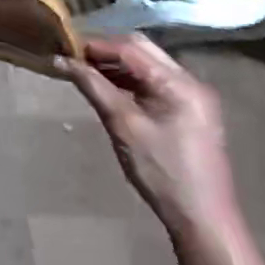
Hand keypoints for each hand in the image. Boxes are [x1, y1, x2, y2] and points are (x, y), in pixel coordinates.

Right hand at [56, 34, 238, 232]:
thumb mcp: (122, 125)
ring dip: (115, 64)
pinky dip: (128, 80)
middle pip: (140, 50)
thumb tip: (61, 60)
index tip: (64, 49)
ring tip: (84, 73)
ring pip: (146, 64)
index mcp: (179, 84)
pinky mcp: (188, 110)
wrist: (203, 218)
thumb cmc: (162, 171)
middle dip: (105, 51)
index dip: (94, 45)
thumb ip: (93, 86)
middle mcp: (190, 82)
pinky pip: (153, 81)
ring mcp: (192, 96)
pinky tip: (107, 88)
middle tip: (73, 59)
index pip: (129, 48)